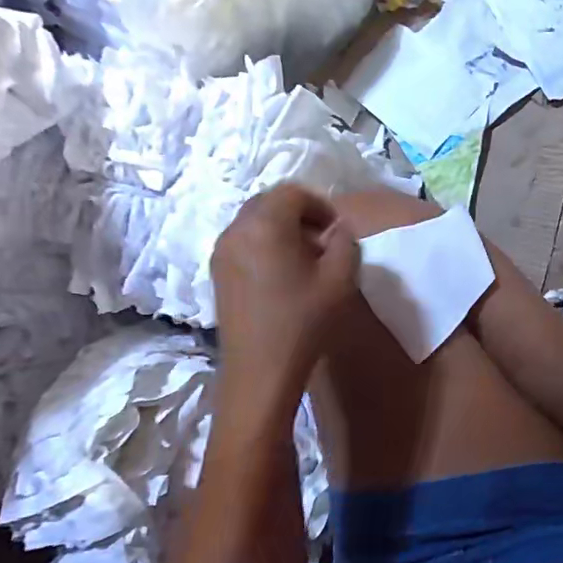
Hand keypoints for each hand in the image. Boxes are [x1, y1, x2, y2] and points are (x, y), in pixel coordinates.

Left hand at [212, 185, 358, 376]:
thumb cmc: (303, 321)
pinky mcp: (217, 273)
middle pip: (269, 203)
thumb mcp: (340, 279)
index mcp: (265, 225)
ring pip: (253, 222)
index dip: (320, 205)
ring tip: (304, 260)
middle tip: (322, 242)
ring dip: (281, 230)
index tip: (336, 231)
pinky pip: (242, 243)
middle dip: (298, 214)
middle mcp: (236, 230)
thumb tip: (339, 229)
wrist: (260, 369)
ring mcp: (221, 252)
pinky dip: (264, 245)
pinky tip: (282, 276)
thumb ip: (345, 243)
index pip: (293, 192)